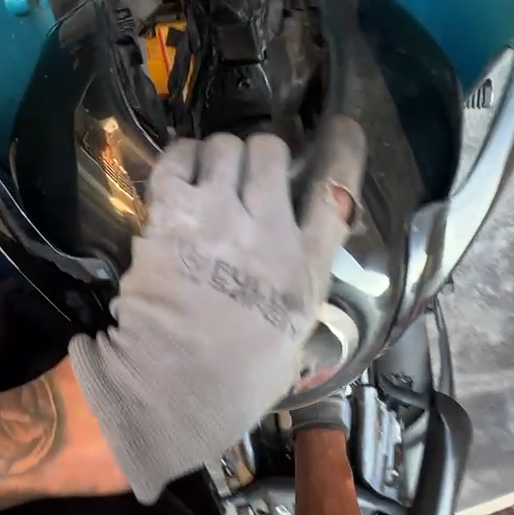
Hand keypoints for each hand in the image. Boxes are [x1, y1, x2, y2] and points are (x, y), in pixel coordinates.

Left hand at [68, 117, 365, 501]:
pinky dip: (181, 156)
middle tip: (246, 172)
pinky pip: (178, 157)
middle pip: (272, 153)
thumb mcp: (294, 331)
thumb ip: (299, 280)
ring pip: (225, 146)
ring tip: (209, 175)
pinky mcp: (171, 213)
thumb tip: (295, 249)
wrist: (174, 387)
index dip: (342, 151)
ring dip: (218, 156)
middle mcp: (268, 231)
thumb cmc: (238, 376)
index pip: (336, 192)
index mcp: (305, 267)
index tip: (341, 127)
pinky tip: (181, 172)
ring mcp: (218, 217)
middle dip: (260, 155)